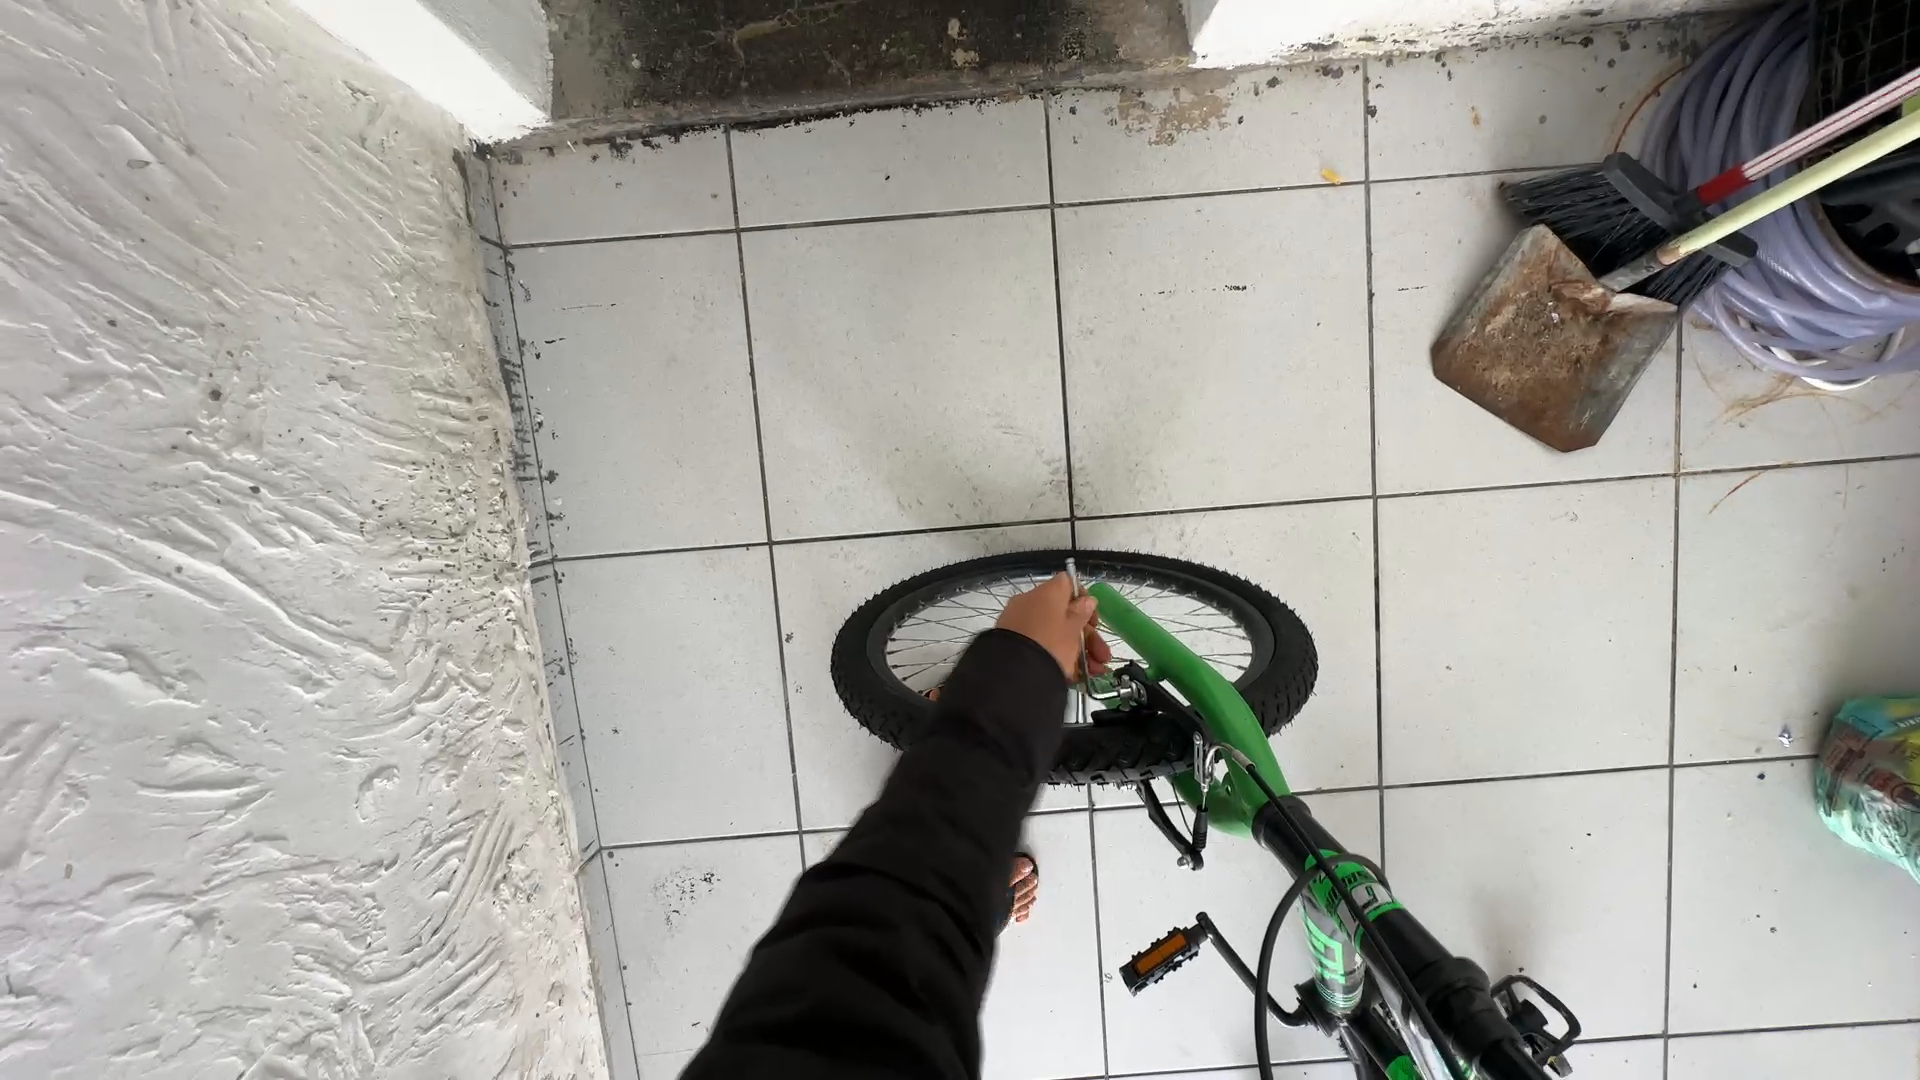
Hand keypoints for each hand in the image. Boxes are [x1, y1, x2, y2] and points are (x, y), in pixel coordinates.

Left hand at [994, 572, 1112, 681]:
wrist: (1013, 674)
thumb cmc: (1050, 646)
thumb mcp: (1072, 631)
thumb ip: (1082, 614)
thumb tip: (1086, 599)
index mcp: (1047, 593)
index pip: (1067, 584)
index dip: (1083, 600)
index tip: (1093, 620)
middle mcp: (1030, 602)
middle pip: (1064, 613)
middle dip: (1087, 636)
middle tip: (1102, 656)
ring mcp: (1019, 622)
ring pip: (1053, 632)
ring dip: (1076, 650)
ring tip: (1093, 673)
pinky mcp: (1011, 642)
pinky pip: (1039, 644)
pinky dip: (1056, 656)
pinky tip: (1074, 676)